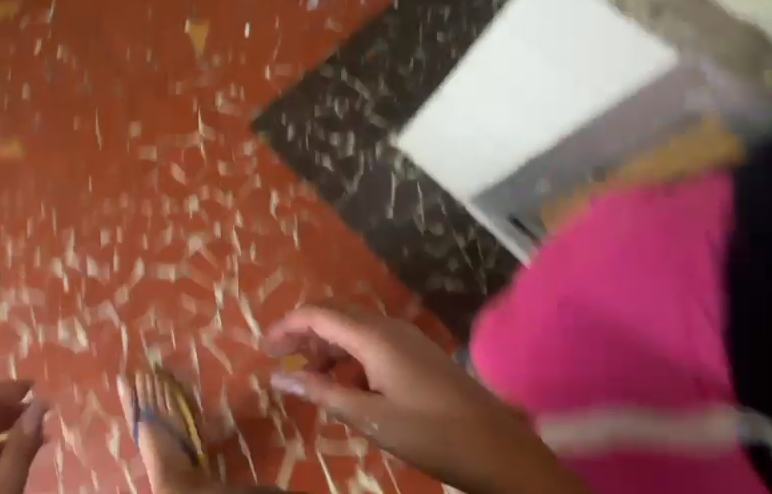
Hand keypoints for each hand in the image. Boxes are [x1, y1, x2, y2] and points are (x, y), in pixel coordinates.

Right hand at [266, 305, 586, 493]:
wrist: (508, 456)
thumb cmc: (435, 435)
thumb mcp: (372, 419)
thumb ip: (322, 393)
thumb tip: (277, 378)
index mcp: (373, 337)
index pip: (316, 315)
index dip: (285, 327)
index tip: (264, 350)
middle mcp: (388, 328)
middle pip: (333, 316)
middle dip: (304, 335)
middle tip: (282, 362)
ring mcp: (408, 340)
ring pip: (354, 330)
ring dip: (327, 348)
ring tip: (312, 380)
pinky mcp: (422, 357)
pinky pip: (373, 343)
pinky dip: (351, 358)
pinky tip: (350, 388)